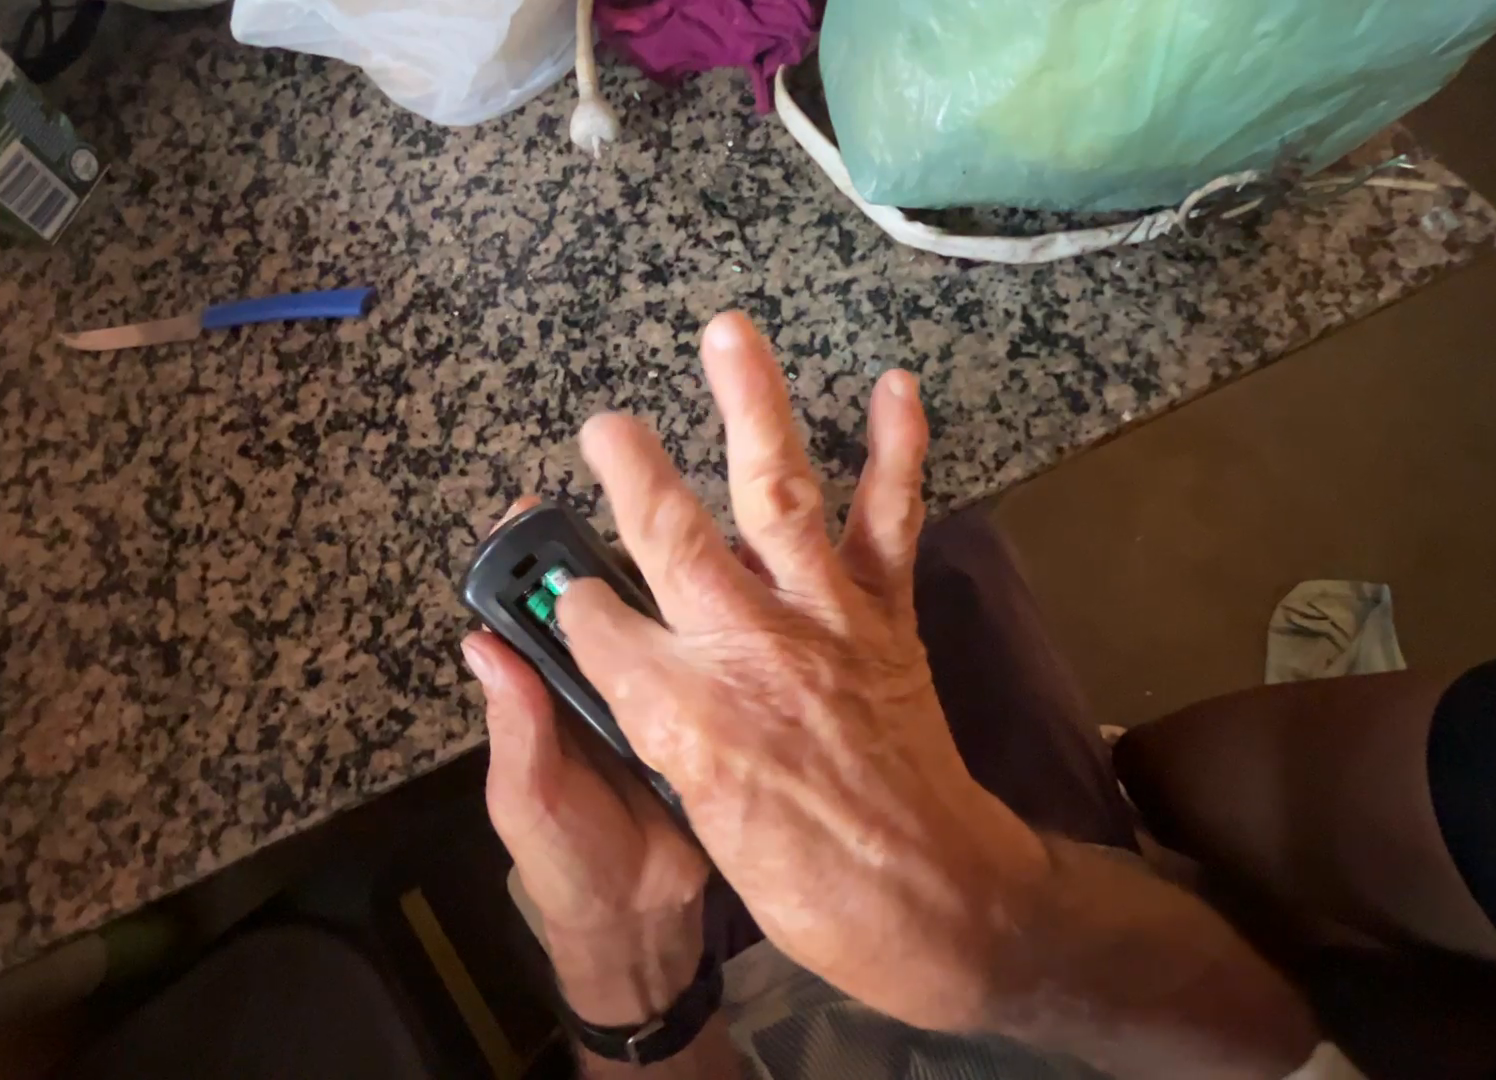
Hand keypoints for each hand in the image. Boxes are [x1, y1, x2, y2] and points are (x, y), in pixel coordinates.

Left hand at [463, 500, 710, 1024]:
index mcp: (540, 694)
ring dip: (655, 577)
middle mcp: (591, 679)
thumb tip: (481, 647)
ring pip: (644, 619)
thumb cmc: (568, 860)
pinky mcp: (694, 707)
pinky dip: (704, 624)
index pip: (523, 616)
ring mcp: (646, 690)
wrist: (643, 914)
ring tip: (688, 532)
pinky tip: (734, 594)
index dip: (520, 563)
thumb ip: (514, 730)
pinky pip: (694, 657)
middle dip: (595, 550)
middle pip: (587, 602)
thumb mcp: (527, 798)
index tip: (528, 511)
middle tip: (626, 499)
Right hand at [552, 312, 1049, 1031]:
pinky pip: (891, 518)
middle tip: (603, 423)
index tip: (568, 581)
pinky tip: (894, 388)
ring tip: (729, 333)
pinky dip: (895, 450)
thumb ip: (645, 708)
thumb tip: (609, 639)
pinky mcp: (884, 613)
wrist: (927, 899)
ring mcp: (824, 617)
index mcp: (683, 708)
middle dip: (629, 473)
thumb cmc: (799, 876)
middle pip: (670, 537)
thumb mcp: (694, 808)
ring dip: (748, 405)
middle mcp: (746, 646)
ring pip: (775, 492)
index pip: (601, 625)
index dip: (577, 600)